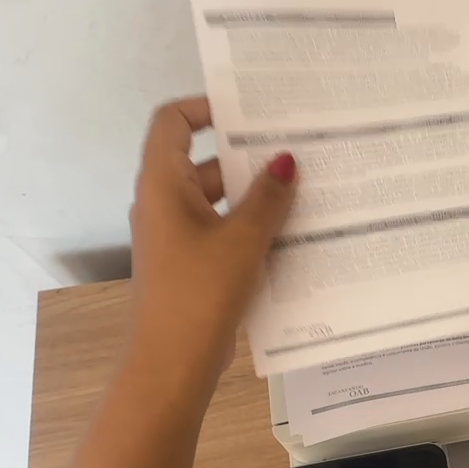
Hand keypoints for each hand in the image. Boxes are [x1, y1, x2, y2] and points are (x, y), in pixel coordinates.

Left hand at [127, 97, 296, 380]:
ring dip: (255, 196)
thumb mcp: (242, 239)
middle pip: (204, 162)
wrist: (174, 361)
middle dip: (247, 156)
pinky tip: (292, 234)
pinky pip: (223, 232)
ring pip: (218, 201)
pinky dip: (251, 227)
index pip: (173, 122)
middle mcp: (165, 203)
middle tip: (296, 151)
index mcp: (163, 184)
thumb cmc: (201, 291)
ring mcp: (178, 236)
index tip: (250, 111)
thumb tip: (286, 161)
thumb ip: (267, 197)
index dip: (206, 107)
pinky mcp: (193, 265)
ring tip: (305, 192)